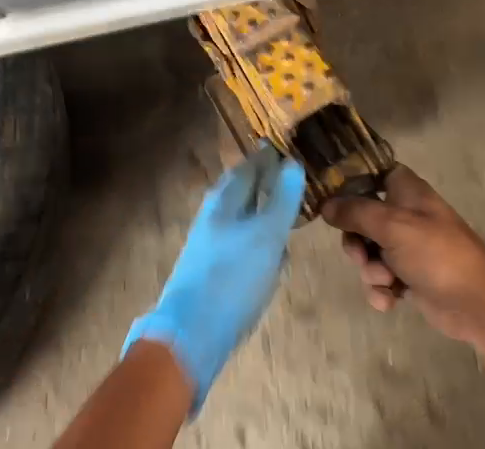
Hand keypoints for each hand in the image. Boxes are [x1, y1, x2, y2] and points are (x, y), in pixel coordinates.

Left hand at [124, 148, 305, 409]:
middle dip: (265, 184)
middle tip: (291, 180)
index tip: (290, 151)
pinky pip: (243, 249)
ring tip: (285, 215)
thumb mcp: (267, 235)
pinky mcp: (215, 273)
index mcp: (224, 200)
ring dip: (262, 215)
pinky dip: (259, 245)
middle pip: (243, 192)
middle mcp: (215, 216)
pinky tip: (272, 259)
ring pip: (243, 221)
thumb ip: (282, 199)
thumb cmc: (233, 276)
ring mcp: (212, 245)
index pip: (249, 167)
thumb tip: (292, 163)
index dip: (269, 159)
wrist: (192, 333)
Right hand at [321, 165, 484, 344]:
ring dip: (371, 270)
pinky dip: (382, 290)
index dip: (350, 185)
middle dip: (357, 243)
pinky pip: (381, 278)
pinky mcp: (409, 276)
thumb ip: (355, 212)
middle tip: (361, 255)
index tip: (331, 202)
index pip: (371, 174)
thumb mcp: (392, 226)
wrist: (477, 303)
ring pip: (369, 252)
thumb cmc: (436, 253)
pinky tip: (392, 300)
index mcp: (406, 191)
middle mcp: (405, 214)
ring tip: (387, 280)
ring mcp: (408, 247)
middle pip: (361, 219)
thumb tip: (326, 205)